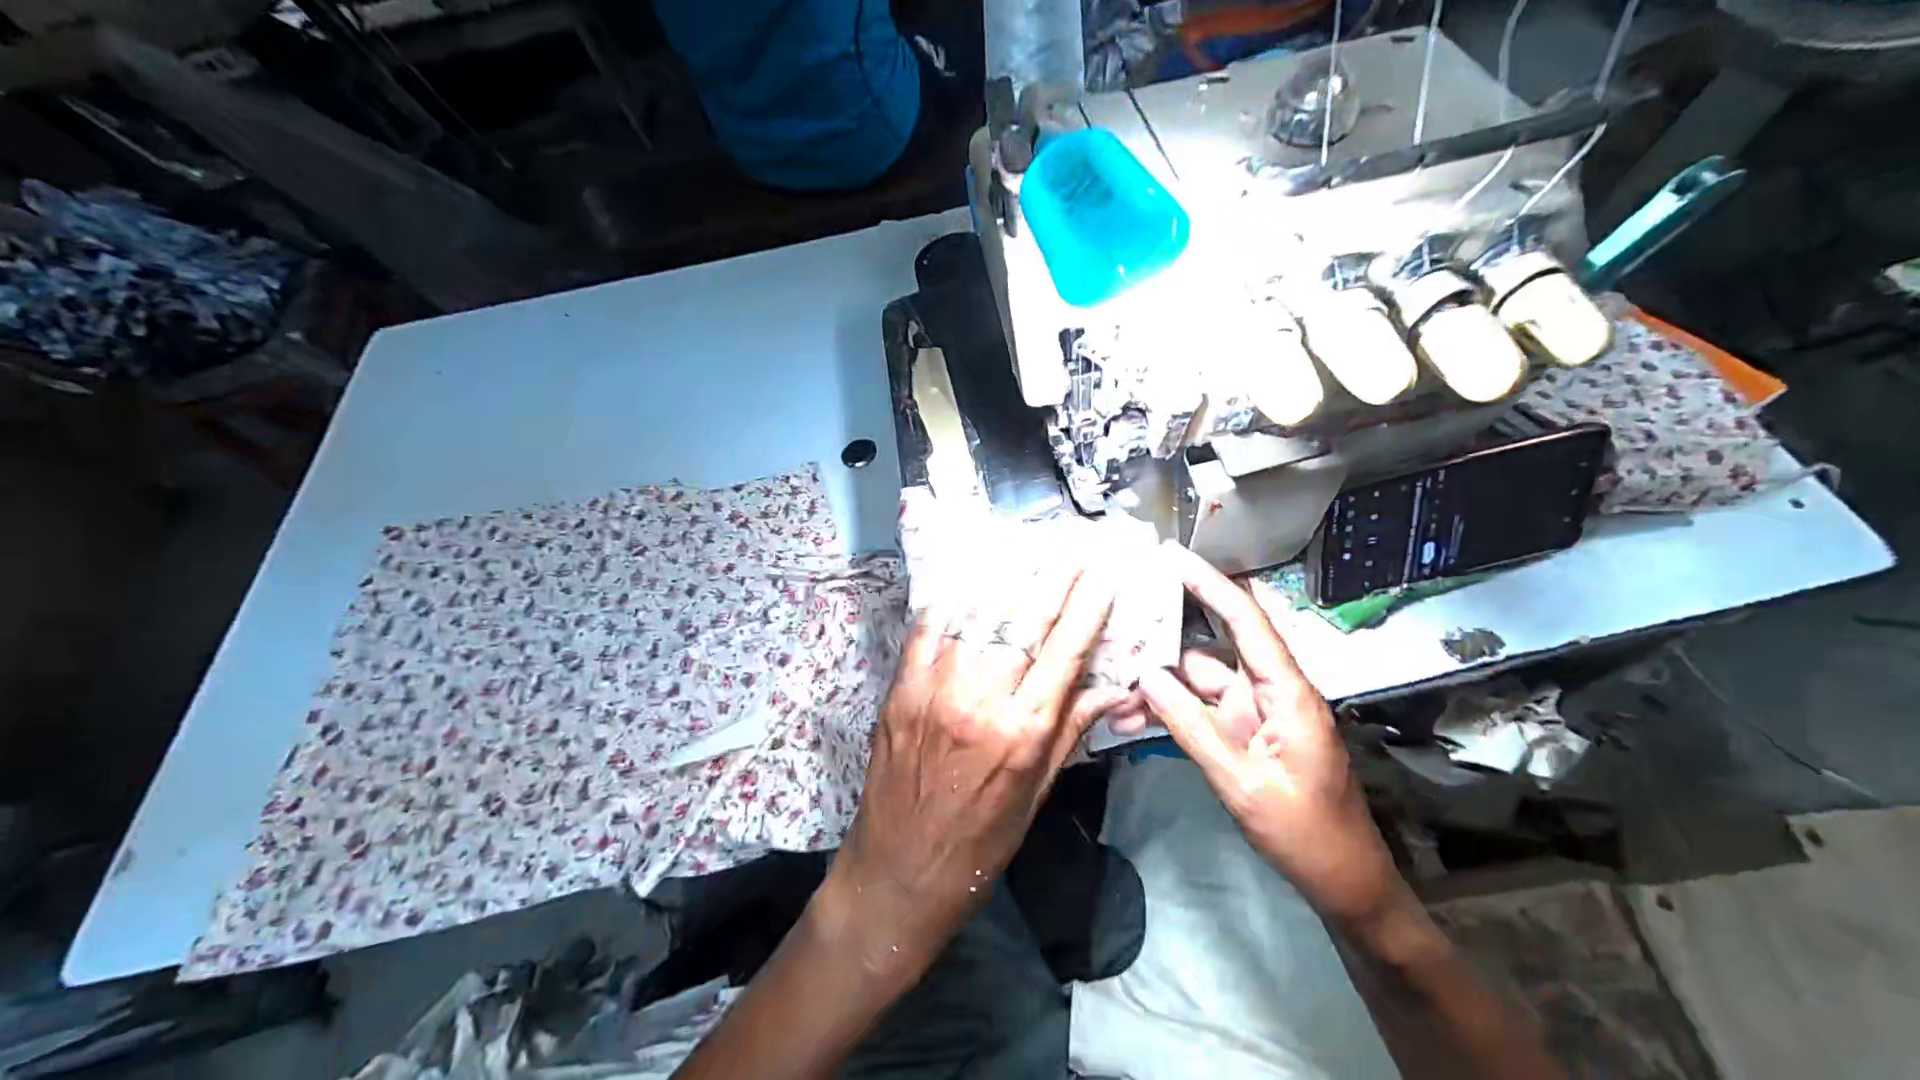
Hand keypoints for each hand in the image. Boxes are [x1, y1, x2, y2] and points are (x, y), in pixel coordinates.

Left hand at [818, 564, 1122, 979]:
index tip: (1103, 575)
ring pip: (976, 620)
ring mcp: (935, 692)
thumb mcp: (1036, 794)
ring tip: (1025, 556)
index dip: (1089, 609)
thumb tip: (1113, 689)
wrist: (900, 871)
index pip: (1066, 653)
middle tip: (1071, 551)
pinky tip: (963, 583)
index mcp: (1024, 732)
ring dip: (1005, 584)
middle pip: (1025, 626)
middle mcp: (981, 702)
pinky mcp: (899, 692)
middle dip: (1053, 582)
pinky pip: (925, 634)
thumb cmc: (981, 842)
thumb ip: (1069, 731)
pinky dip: (946, 606)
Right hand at [1137, 545, 1407, 932]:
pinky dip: (1168, 711)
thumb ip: (1191, 727)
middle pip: (1211, 646)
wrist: (1342, 881)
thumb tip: (1147, 677)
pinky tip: (1133, 718)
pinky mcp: (1242, 732)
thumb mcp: (1241, 782)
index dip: (1209, 583)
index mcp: (1286, 692)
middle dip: (1163, 636)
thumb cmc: (1305, 832)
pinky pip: (1198, 710)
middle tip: (1119, 623)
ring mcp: (1254, 712)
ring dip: (1157, 685)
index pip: (1246, 620)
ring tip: (1114, 692)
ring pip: (1196, 681)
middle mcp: (1269, 690)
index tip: (1172, 556)